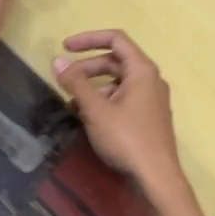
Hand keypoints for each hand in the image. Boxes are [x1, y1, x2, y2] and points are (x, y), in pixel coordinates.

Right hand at [53, 30, 183, 194]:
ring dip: (93, 86)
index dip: (88, 39)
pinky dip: (104, 100)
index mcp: (142, 70)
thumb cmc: (127, 138)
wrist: (156, 176)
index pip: (115, 39)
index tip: (64, 47)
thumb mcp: (96, 110)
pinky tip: (88, 117)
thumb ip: (76, 83)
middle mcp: (150, 79)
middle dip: (87, 67)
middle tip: (64, 78)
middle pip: (115, 60)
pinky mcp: (148, 116)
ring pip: (118, 81)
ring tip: (72, 102)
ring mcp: (151, 98)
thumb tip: (58, 61)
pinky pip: (123, 97)